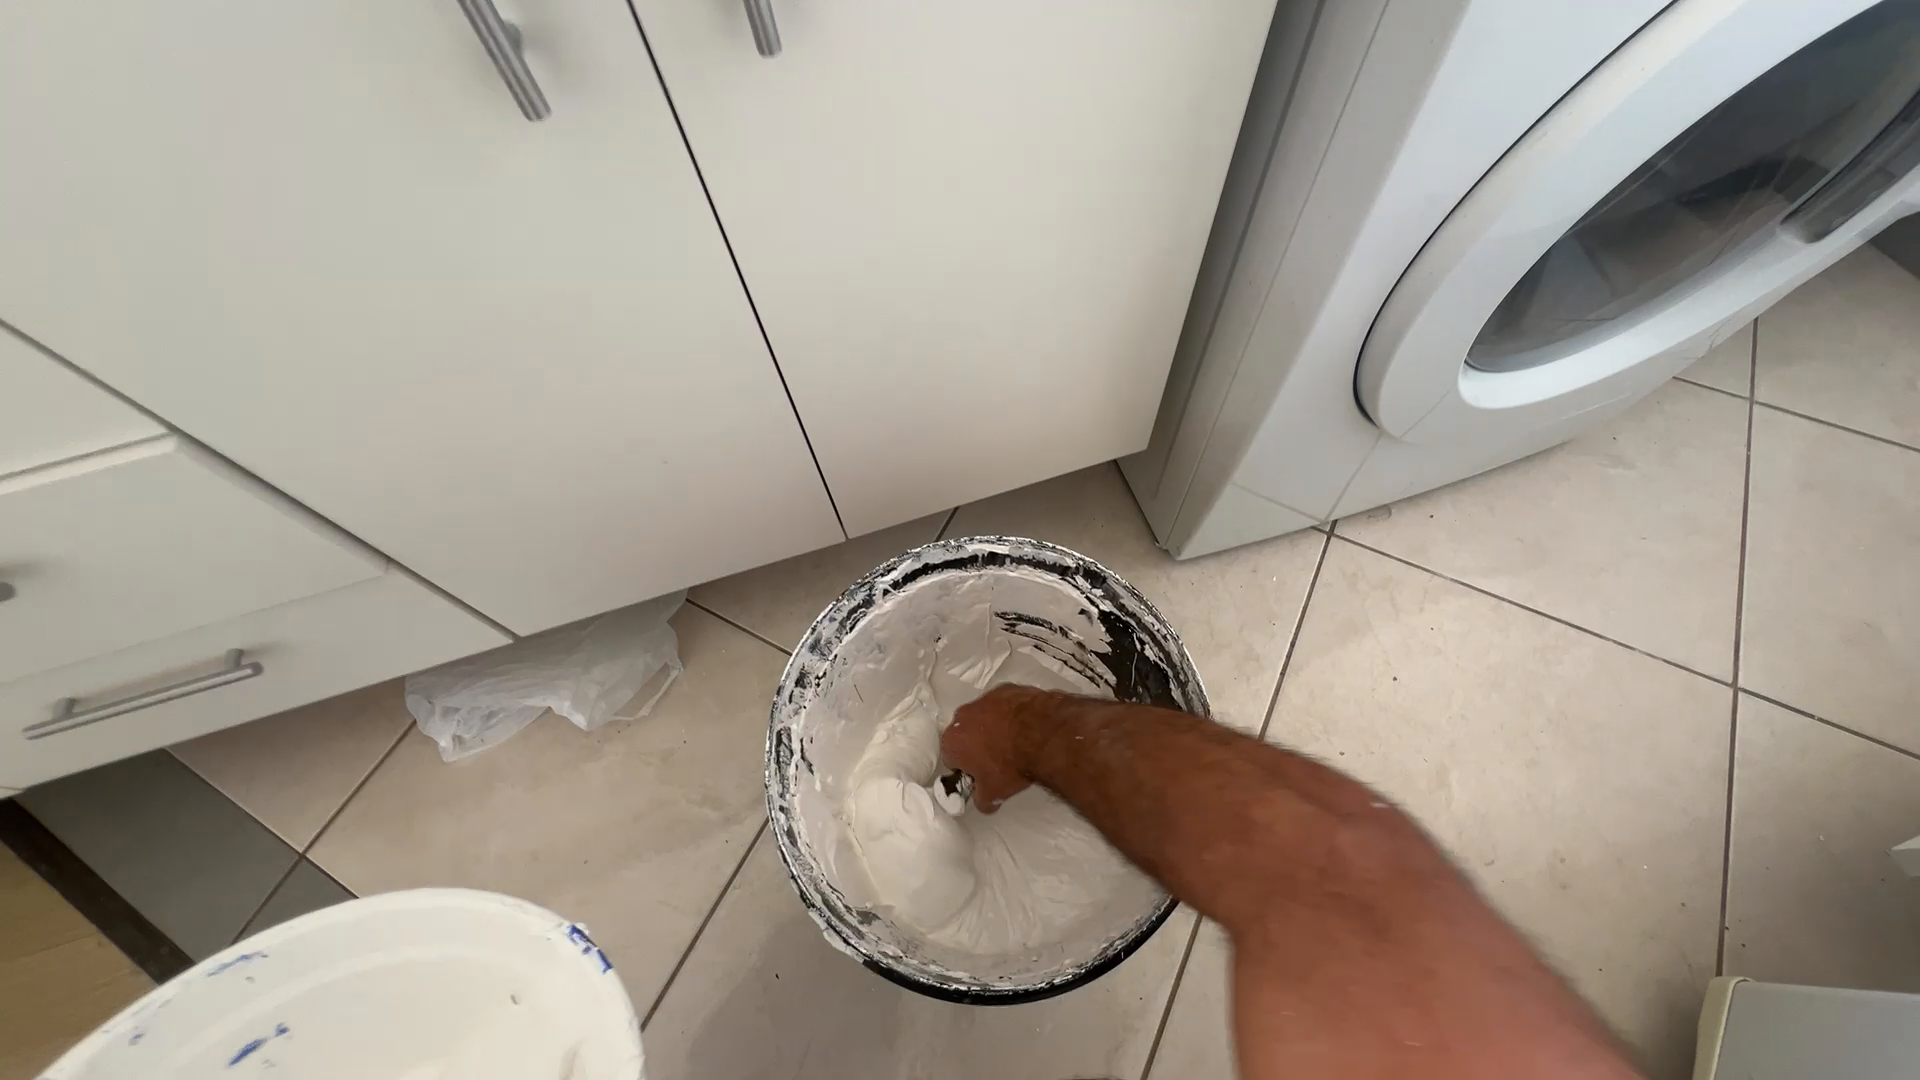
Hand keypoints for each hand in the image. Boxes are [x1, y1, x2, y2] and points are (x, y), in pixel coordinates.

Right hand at [941, 683, 1054, 812]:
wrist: (1041, 733)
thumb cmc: (1011, 765)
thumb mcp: (994, 793)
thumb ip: (982, 800)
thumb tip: (983, 802)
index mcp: (952, 741)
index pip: (952, 759)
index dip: (966, 769)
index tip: (981, 775)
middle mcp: (962, 716)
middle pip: (966, 734)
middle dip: (977, 745)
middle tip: (998, 759)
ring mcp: (984, 698)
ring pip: (984, 716)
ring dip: (994, 727)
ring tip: (1015, 741)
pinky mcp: (1006, 688)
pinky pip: (1004, 704)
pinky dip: (1011, 713)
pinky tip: (1026, 725)